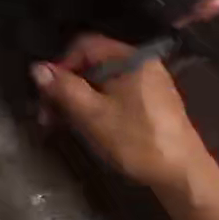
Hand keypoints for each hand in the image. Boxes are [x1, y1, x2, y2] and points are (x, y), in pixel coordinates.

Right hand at [31, 34, 217, 196]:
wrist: (182, 173)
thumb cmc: (136, 140)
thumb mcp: (93, 115)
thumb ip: (64, 89)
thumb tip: (36, 68)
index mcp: (130, 58)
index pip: (84, 46)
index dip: (59, 66)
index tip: (45, 95)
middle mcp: (141, 64)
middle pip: (92, 64)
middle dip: (66, 88)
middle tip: (47, 117)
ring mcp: (149, 84)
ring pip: (102, 83)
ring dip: (78, 101)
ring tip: (63, 126)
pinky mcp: (152, 104)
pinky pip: (116, 96)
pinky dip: (97, 108)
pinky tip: (88, 129)